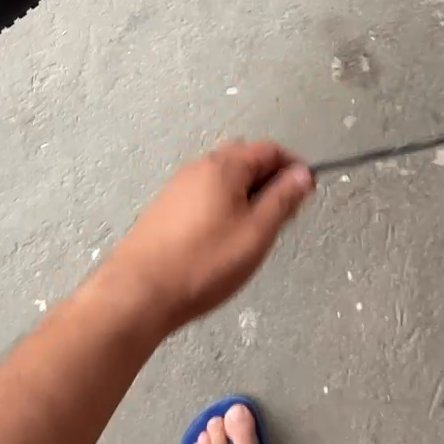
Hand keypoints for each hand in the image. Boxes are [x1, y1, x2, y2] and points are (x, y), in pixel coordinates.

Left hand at [101, 141, 313, 330]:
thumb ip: (283, 198)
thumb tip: (303, 174)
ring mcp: (178, 187)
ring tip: (255, 230)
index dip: (293, 167)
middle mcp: (198, 167)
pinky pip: (205, 194)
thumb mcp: (257, 232)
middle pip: (245, 158)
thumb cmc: (204, 262)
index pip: (269, 149)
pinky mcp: (165, 209)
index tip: (305, 192)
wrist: (137, 294)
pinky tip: (223, 238)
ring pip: (224, 178)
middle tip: (283, 212)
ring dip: (246, 193)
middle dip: (270, 178)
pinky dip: (224, 204)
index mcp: (224, 166)